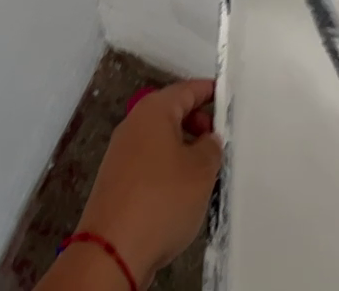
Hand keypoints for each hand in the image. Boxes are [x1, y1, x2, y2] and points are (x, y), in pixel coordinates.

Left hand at [74, 78, 222, 278]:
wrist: (113, 249)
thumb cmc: (161, 200)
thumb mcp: (201, 171)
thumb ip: (211, 148)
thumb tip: (207, 140)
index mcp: (153, 111)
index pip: (185, 90)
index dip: (208, 91)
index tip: (225, 96)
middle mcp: (133, 124)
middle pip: (171, 112)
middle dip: (197, 122)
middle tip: (218, 142)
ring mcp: (121, 152)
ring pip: (160, 138)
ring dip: (183, 148)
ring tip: (205, 171)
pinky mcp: (117, 179)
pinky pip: (150, 160)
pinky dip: (168, 166)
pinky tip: (181, 191)